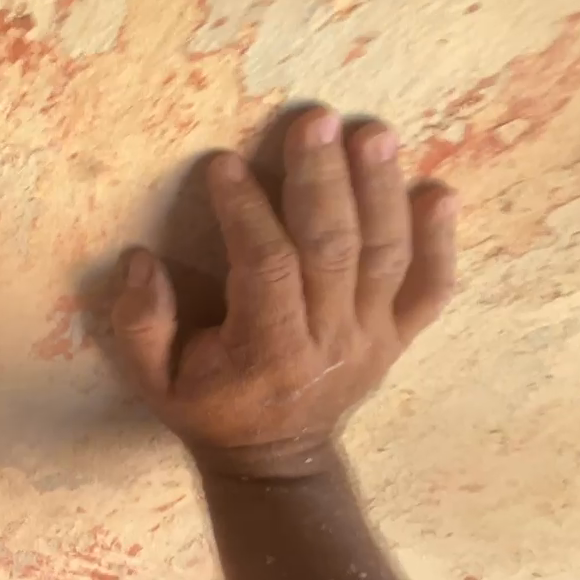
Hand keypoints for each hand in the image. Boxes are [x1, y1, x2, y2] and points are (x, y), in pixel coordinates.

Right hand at [107, 107, 457, 477]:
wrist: (274, 459)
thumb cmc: (205, 411)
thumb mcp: (150, 380)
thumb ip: (139, 324)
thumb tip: (139, 260)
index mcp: (267, 350)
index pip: (265, 266)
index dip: (245, 211)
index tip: (222, 164)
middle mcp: (332, 339)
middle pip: (334, 247)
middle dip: (322, 178)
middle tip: (313, 120)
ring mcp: (374, 337)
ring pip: (386, 254)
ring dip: (379, 189)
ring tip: (371, 133)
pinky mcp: (397, 336)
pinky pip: (431, 285)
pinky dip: (441, 238)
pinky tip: (436, 191)